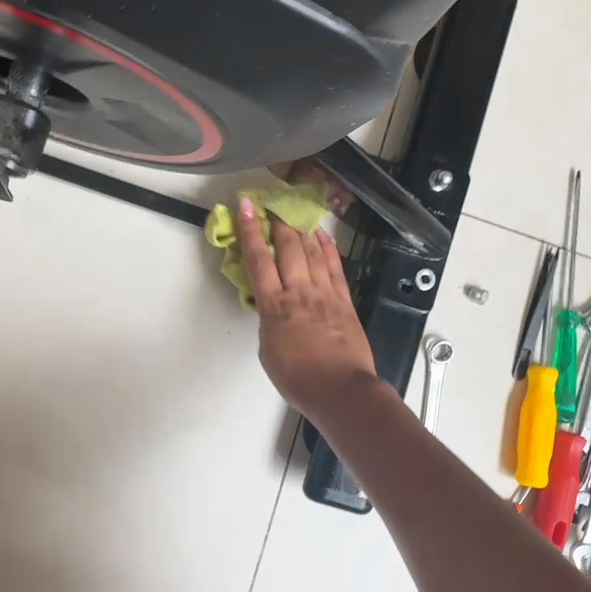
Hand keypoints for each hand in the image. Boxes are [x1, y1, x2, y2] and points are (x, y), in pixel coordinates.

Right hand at [235, 196, 377, 418]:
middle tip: (273, 201)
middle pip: (287, 248)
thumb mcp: (268, 351)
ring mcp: (324, 294)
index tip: (246, 206)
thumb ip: (270, 323)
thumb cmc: (297, 379)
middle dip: (279, 221)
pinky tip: (322, 235)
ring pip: (312, 253)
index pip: (257, 261)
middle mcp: (299, 292)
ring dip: (302, 229)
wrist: (340, 390)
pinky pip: (335, 267)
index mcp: (274, 306)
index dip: (250, 231)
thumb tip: (275, 309)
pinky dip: (328, 248)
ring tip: (295, 211)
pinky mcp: (344, 301)